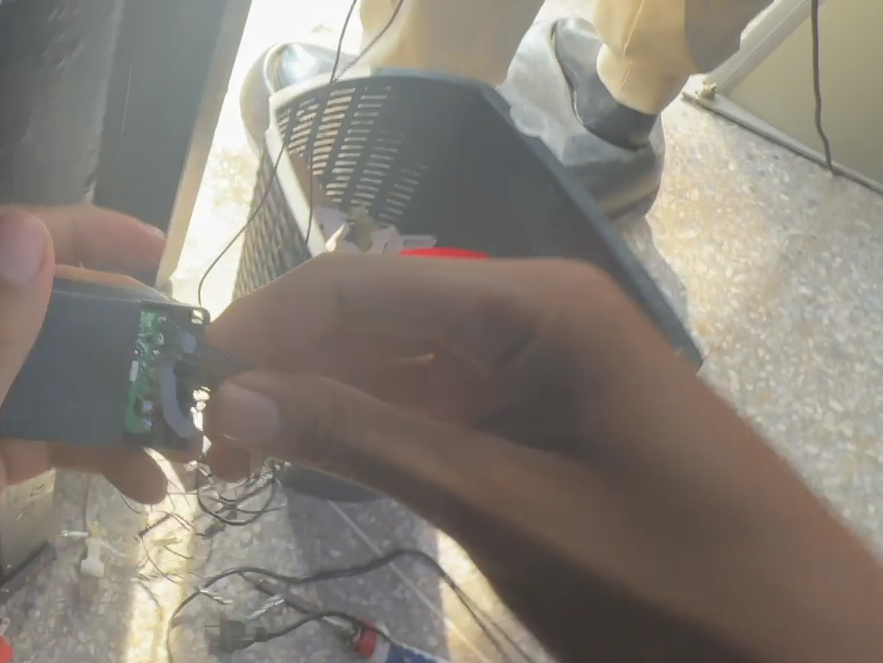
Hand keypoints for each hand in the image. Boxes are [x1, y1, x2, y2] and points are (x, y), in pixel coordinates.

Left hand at [0, 206, 168, 662]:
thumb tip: (27, 229)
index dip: (74, 234)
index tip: (154, 248)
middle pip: (13, 304)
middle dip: (98, 324)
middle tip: (174, 350)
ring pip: (24, 370)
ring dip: (95, 394)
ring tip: (171, 427)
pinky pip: (16, 426)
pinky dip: (71, 444)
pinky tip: (133, 476)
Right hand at [202, 255, 882, 661]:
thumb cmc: (690, 598)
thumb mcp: (504, 509)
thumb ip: (357, 438)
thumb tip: (225, 400)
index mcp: (527, 302)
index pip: (355, 285)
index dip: (263, 326)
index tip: (192, 378)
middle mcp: (514, 311)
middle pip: (358, 318)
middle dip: (276, 369)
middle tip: (206, 433)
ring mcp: (514, 361)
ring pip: (373, 359)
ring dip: (302, 401)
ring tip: (235, 454)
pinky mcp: (513, 411)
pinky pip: (407, 401)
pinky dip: (347, 427)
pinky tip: (300, 454)